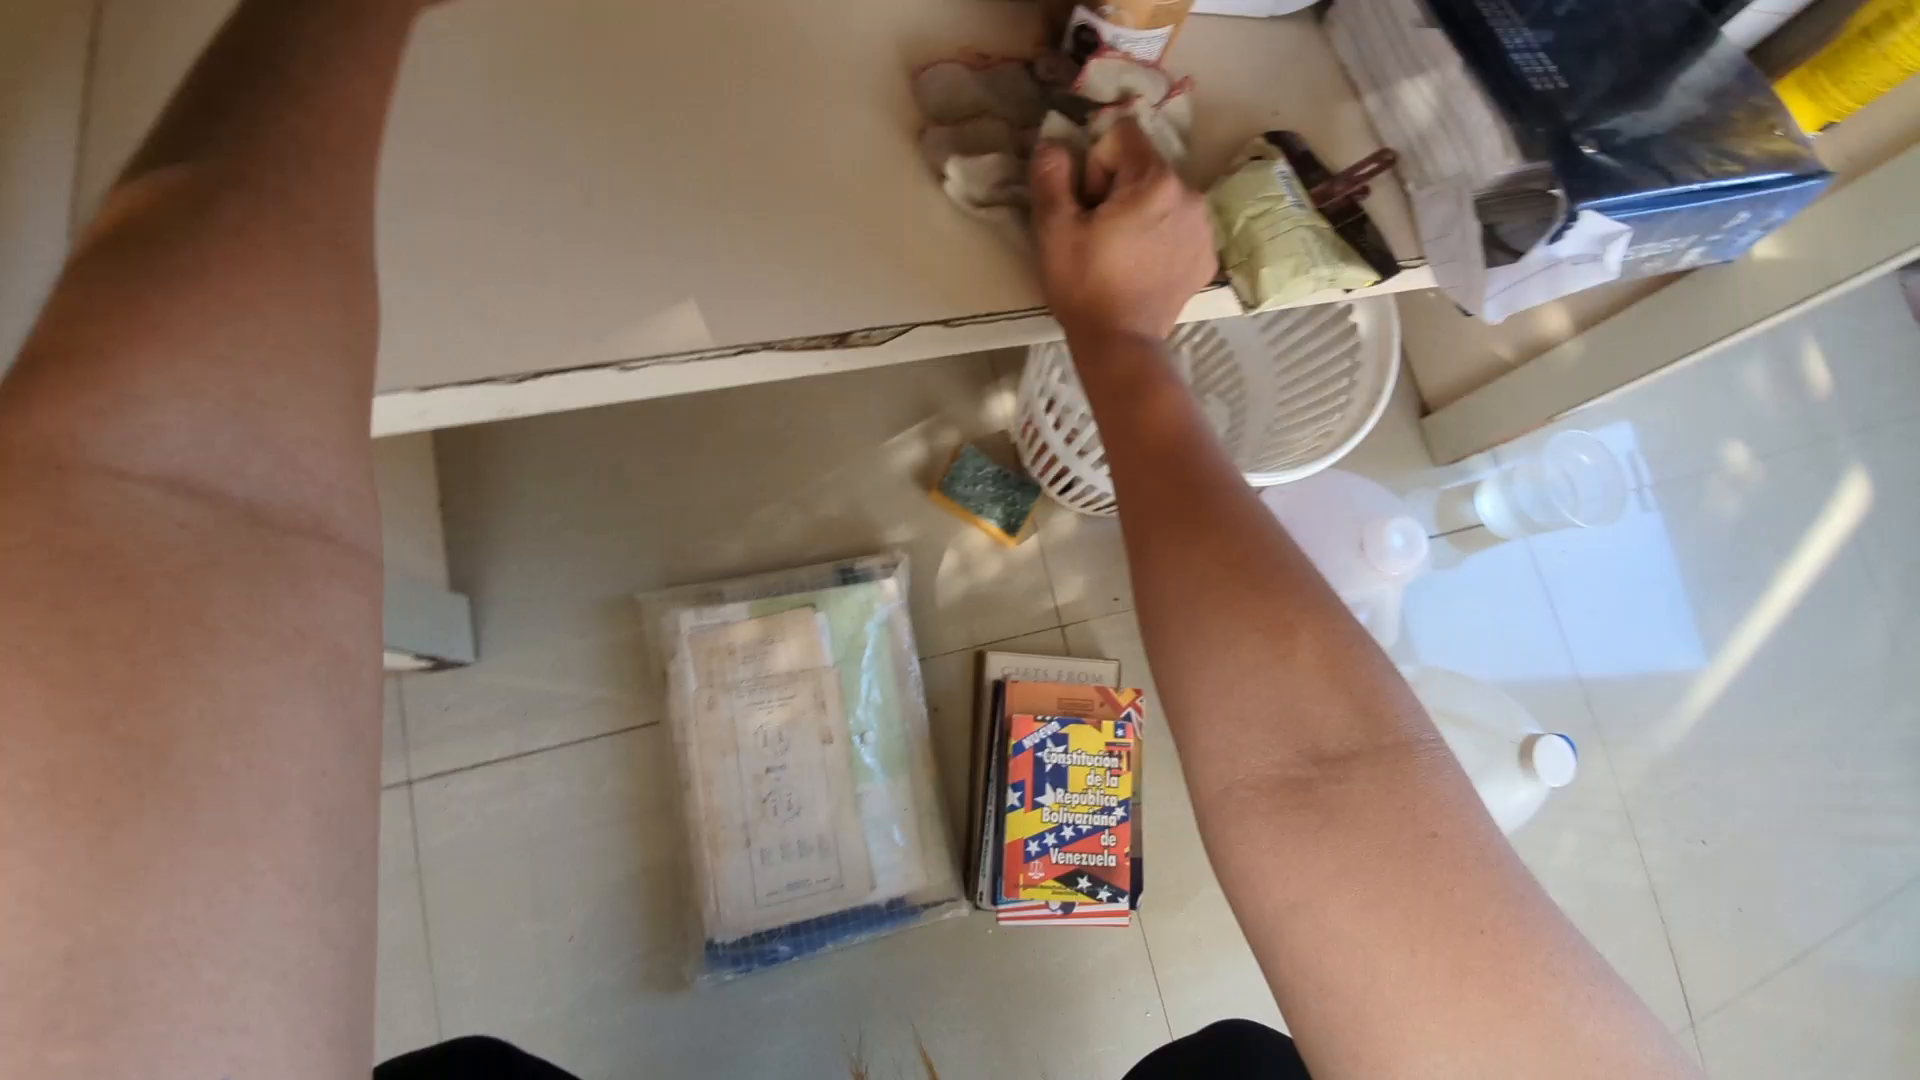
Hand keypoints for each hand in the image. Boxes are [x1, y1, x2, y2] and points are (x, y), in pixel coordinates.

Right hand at [1031, 118, 1217, 345]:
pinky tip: (1142, 269)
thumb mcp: (1054, 230)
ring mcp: (1205, 228)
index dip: (1095, 166)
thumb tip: (1053, 143)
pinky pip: (1179, 228)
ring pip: (1163, 198)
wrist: (1120, 345)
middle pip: (1145, 167)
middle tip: (1100, 236)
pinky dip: (1161, 239)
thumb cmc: (1084, 286)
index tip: (1088, 207)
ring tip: (1121, 255)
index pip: (1122, 136)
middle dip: (1119, 191)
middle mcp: (1191, 194)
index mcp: (1156, 181)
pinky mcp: (1206, 257)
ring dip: (1141, 214)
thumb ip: (1052, 176)